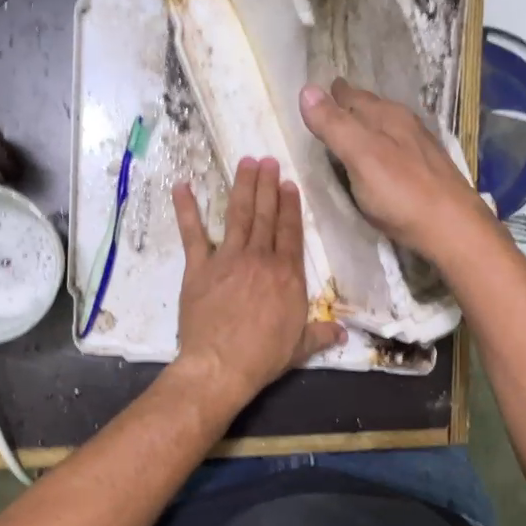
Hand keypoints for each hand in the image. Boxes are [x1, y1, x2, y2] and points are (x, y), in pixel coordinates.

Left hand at [170, 157, 344, 408]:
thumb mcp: (300, 347)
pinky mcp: (198, 269)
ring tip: (244, 163)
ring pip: (238, 216)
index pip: (290, 232)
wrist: (221, 365)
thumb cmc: (263, 357)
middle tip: (266, 160)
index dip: (290, 206)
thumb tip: (342, 333)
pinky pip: (192, 234)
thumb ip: (320, 335)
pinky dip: (186, 209)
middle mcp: (260, 259)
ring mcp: (228, 260)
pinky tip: (182, 187)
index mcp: (287, 275)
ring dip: (241, 187)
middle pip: (265, 215)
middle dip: (267, 185)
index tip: (288, 184)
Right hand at [299, 79, 493, 261]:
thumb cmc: (401, 193)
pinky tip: (380, 160)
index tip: (317, 91)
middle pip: (371, 109)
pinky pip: (396, 149)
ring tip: (351, 132)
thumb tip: (306, 89)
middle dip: (351, 106)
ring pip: (386, 128)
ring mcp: (419, 147)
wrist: (451, 227)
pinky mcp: (427, 171)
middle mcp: (405, 125)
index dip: (333, 94)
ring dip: (367, 127)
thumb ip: (334, 126)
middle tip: (330, 108)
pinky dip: (381, 148)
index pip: (353, 96)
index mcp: (387, 116)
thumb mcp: (360, 156)